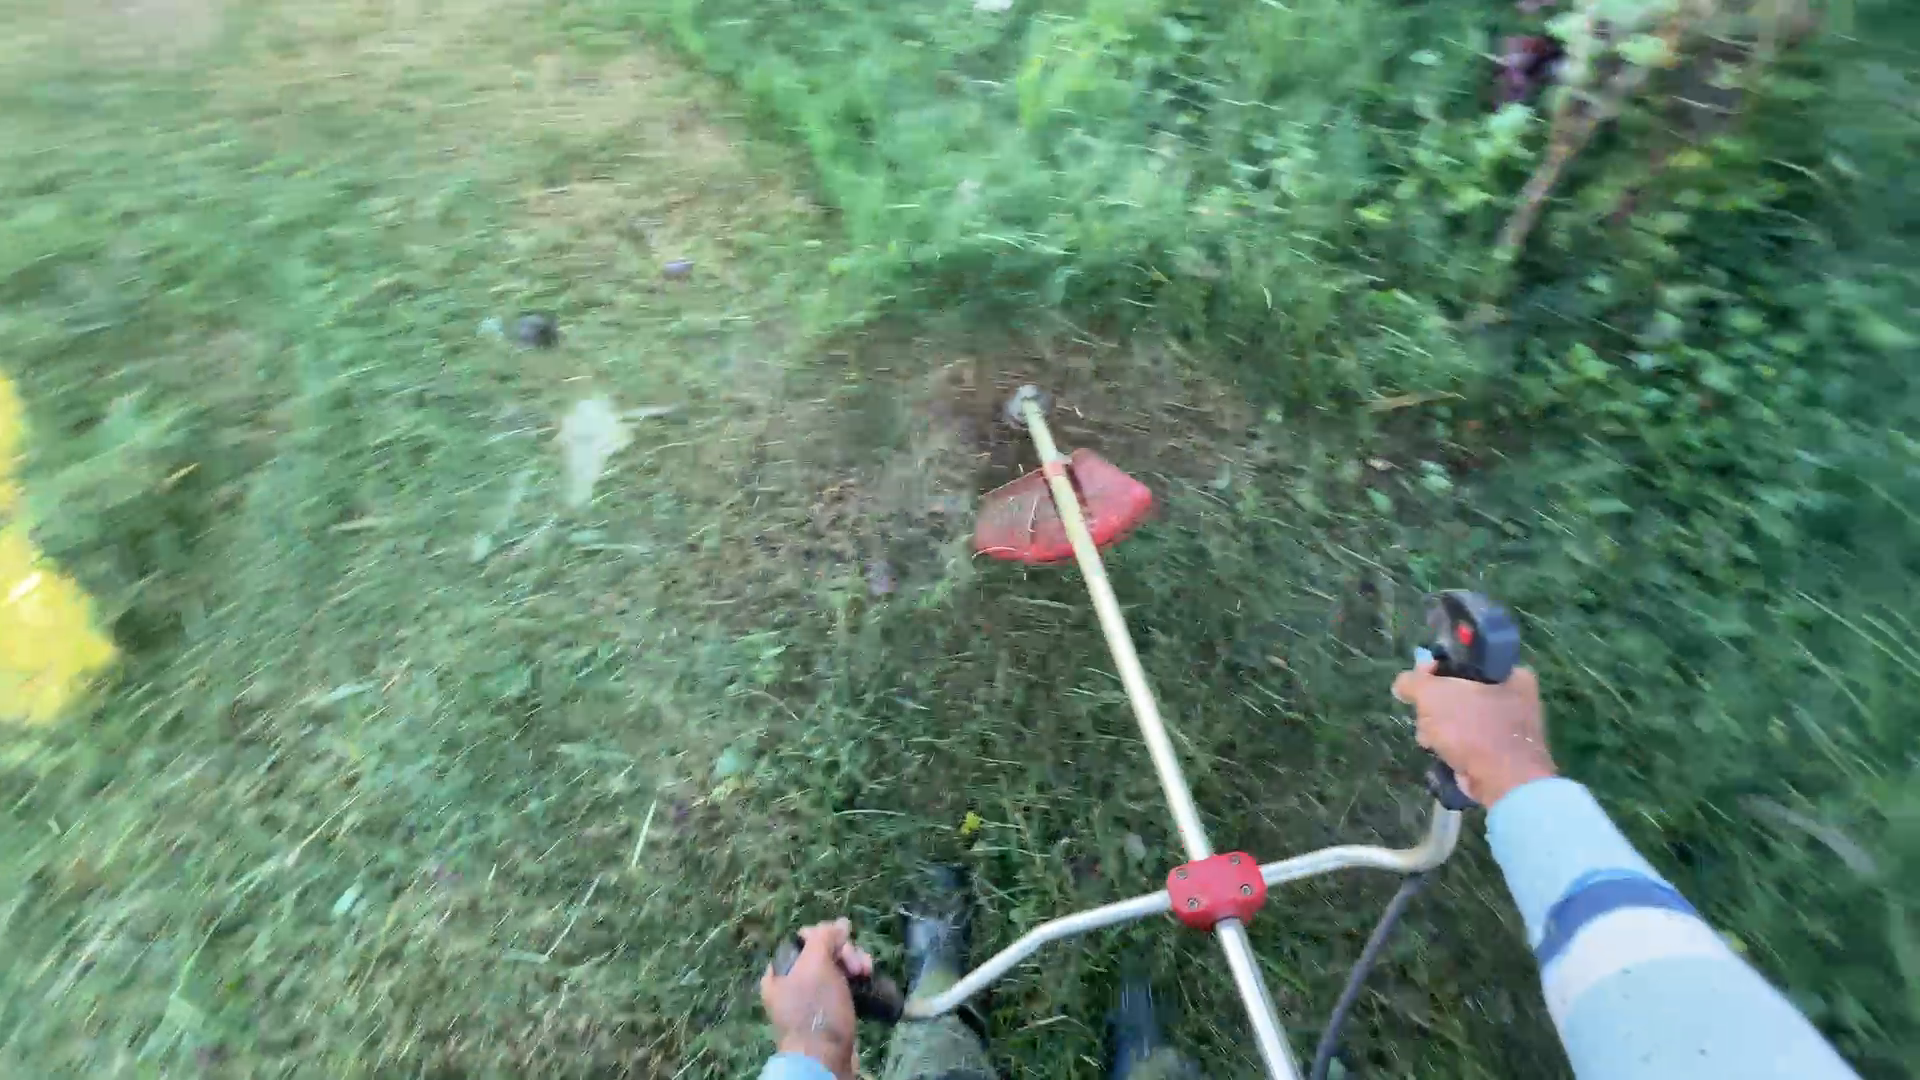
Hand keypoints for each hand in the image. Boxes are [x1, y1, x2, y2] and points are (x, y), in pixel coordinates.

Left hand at [760, 918, 873, 1079]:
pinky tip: (867, 979)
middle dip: (845, 951)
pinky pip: (843, 984)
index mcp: (779, 971)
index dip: (826, 935)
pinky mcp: (828, 1011)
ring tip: (867, 972)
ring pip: (837, 966)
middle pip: (824, 951)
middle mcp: (791, 983)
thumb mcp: (816, 963)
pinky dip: (855, 978)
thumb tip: (842, 924)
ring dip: (855, 962)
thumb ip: (824, 936)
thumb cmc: (816, 1008)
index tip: (843, 942)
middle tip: (857, 964)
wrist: (824, 1060)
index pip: (805, 937)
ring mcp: (811, 999)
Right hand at [1393, 662, 1555, 807]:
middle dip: (1433, 705)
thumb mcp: (1431, 693)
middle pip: (1456, 690)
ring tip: (1431, 738)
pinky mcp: (1503, 750)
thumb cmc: (1471, 727)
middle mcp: (1517, 697)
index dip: (1435, 668)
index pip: (1463, 660)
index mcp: (1510, 674)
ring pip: (1458, 715)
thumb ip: (1412, 681)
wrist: (1503, 780)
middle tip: (1425, 714)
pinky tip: (1442, 751)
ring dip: (1437, 726)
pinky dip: (1452, 743)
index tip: (1420, 681)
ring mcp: (1511, 726)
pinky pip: (1467, 737)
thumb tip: (1403, 685)